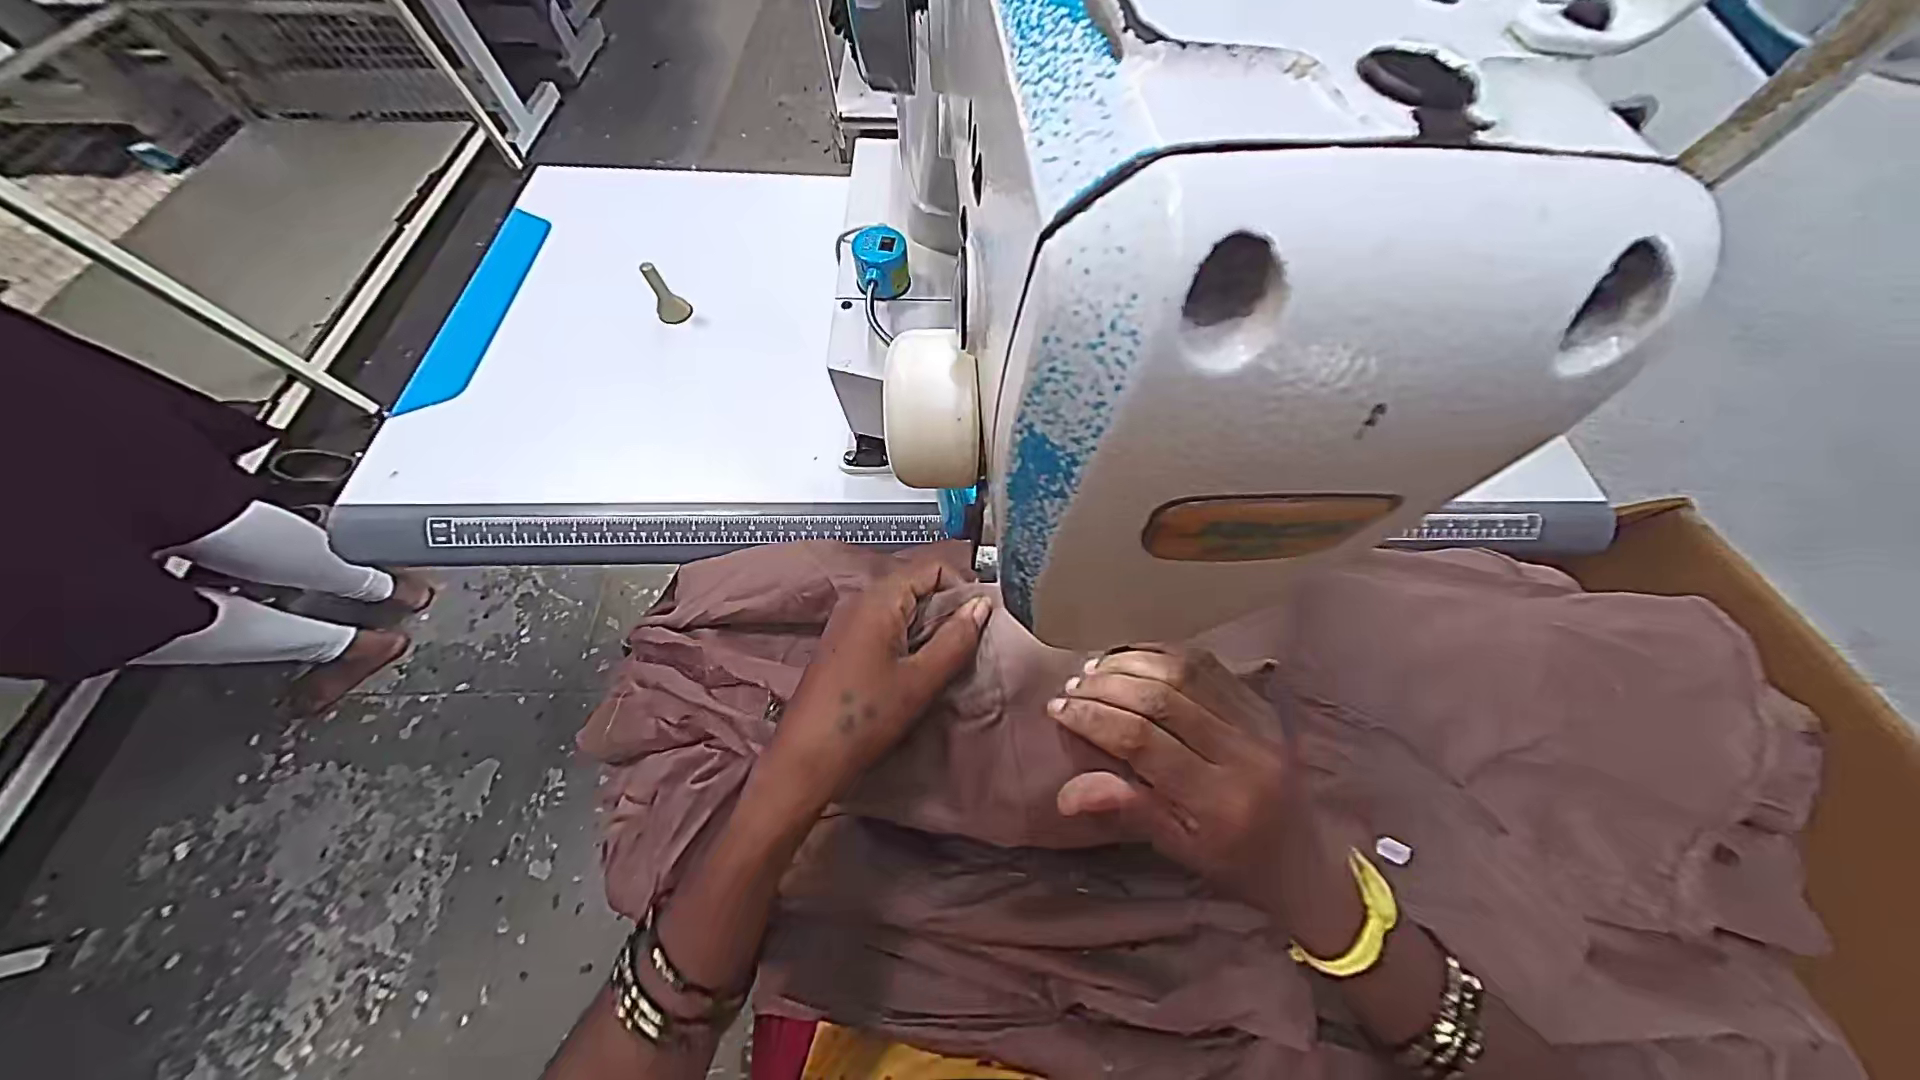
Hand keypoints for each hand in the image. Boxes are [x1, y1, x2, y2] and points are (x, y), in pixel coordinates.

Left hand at [762, 554, 991, 807]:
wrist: (806, 759)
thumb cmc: (864, 718)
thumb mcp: (921, 679)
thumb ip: (956, 638)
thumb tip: (980, 606)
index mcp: (878, 599)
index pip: (930, 567)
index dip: (961, 586)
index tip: (979, 619)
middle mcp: (859, 601)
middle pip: (916, 584)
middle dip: (946, 609)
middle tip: (966, 644)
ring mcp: (847, 622)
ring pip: (902, 607)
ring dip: (928, 627)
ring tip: (943, 661)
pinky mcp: (843, 644)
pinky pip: (884, 625)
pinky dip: (907, 639)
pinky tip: (915, 670)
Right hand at [1050, 647, 1308, 901]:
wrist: (1307, 862)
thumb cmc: (1235, 863)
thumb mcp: (1177, 850)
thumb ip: (1127, 810)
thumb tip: (1066, 793)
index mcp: (1219, 802)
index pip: (1143, 743)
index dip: (1094, 719)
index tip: (1058, 708)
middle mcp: (1244, 755)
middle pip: (1162, 700)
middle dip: (1106, 686)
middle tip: (1072, 685)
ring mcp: (1259, 725)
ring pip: (1185, 673)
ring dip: (1131, 663)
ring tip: (1095, 668)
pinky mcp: (1264, 706)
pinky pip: (1209, 665)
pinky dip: (1164, 654)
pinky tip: (1133, 657)